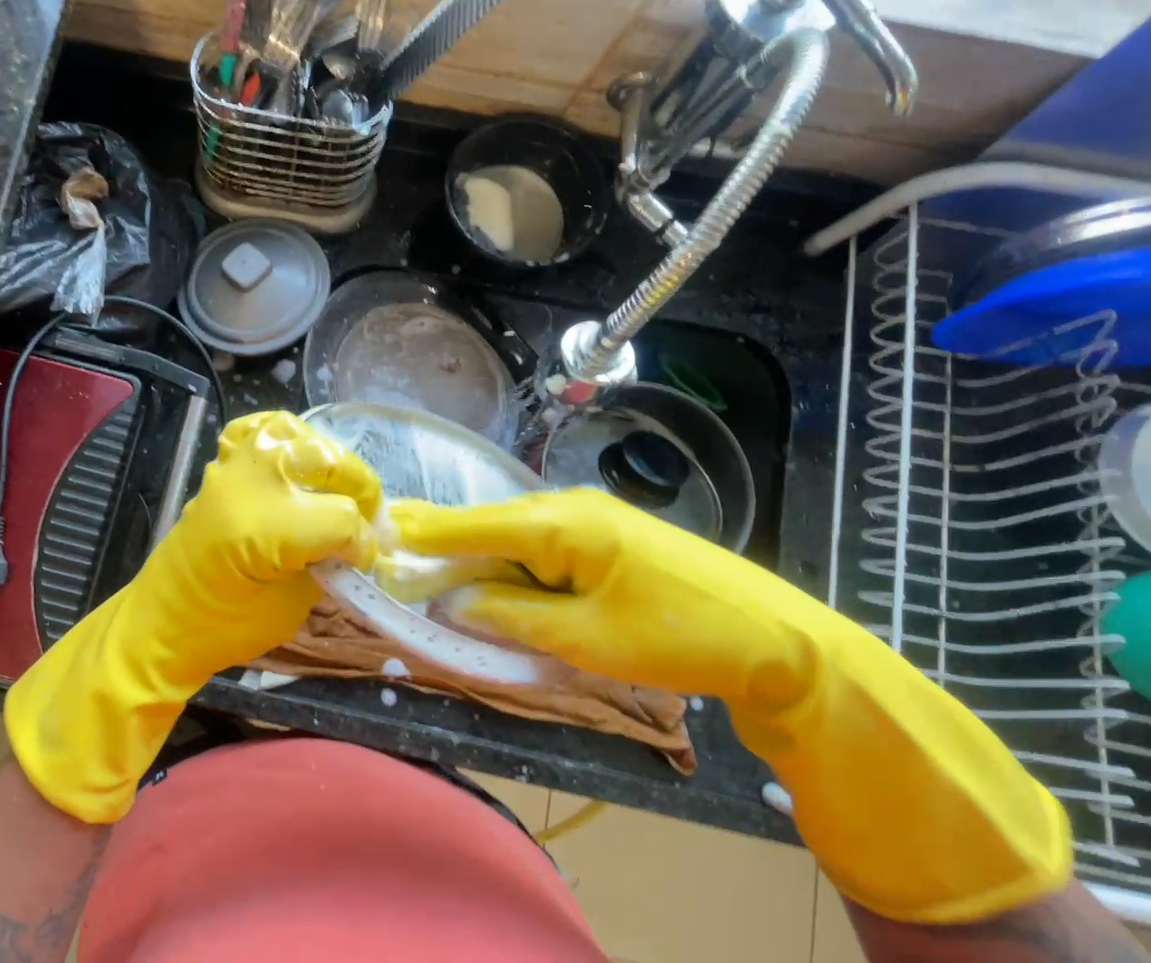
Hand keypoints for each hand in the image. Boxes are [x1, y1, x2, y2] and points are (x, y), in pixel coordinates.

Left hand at [137, 410, 381, 672]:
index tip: (365, 561)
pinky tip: (296, 459)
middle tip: (366, 522)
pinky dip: (283, 437)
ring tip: (336, 488)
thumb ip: (327, 563)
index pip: (342, 517)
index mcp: (266, 528)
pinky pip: (256, 429)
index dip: (364, 542)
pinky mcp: (219, 465)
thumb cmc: (226, 629)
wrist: (164, 622)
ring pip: (296, 433)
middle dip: (359, 491)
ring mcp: (230, 468)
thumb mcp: (292, 606)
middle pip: (329, 461)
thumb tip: (357, 540)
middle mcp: (248, 485)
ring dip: (328, 459)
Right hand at [389, 487, 1070, 925]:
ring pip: (513, 539)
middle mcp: (570, 510)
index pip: (472, 524)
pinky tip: (491, 586)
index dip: (421, 532)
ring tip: (428, 575)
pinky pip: (542, 551)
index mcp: (562, 524)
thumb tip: (455, 604)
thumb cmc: (679, 637)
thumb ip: (511, 617)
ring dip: (476, 561)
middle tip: (388, 553)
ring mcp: (591, 523)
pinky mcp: (606, 543)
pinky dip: (511, 569)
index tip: (372, 530)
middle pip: (488, 527)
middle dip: (440, 546)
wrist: (778, 640)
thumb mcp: (586, 640)